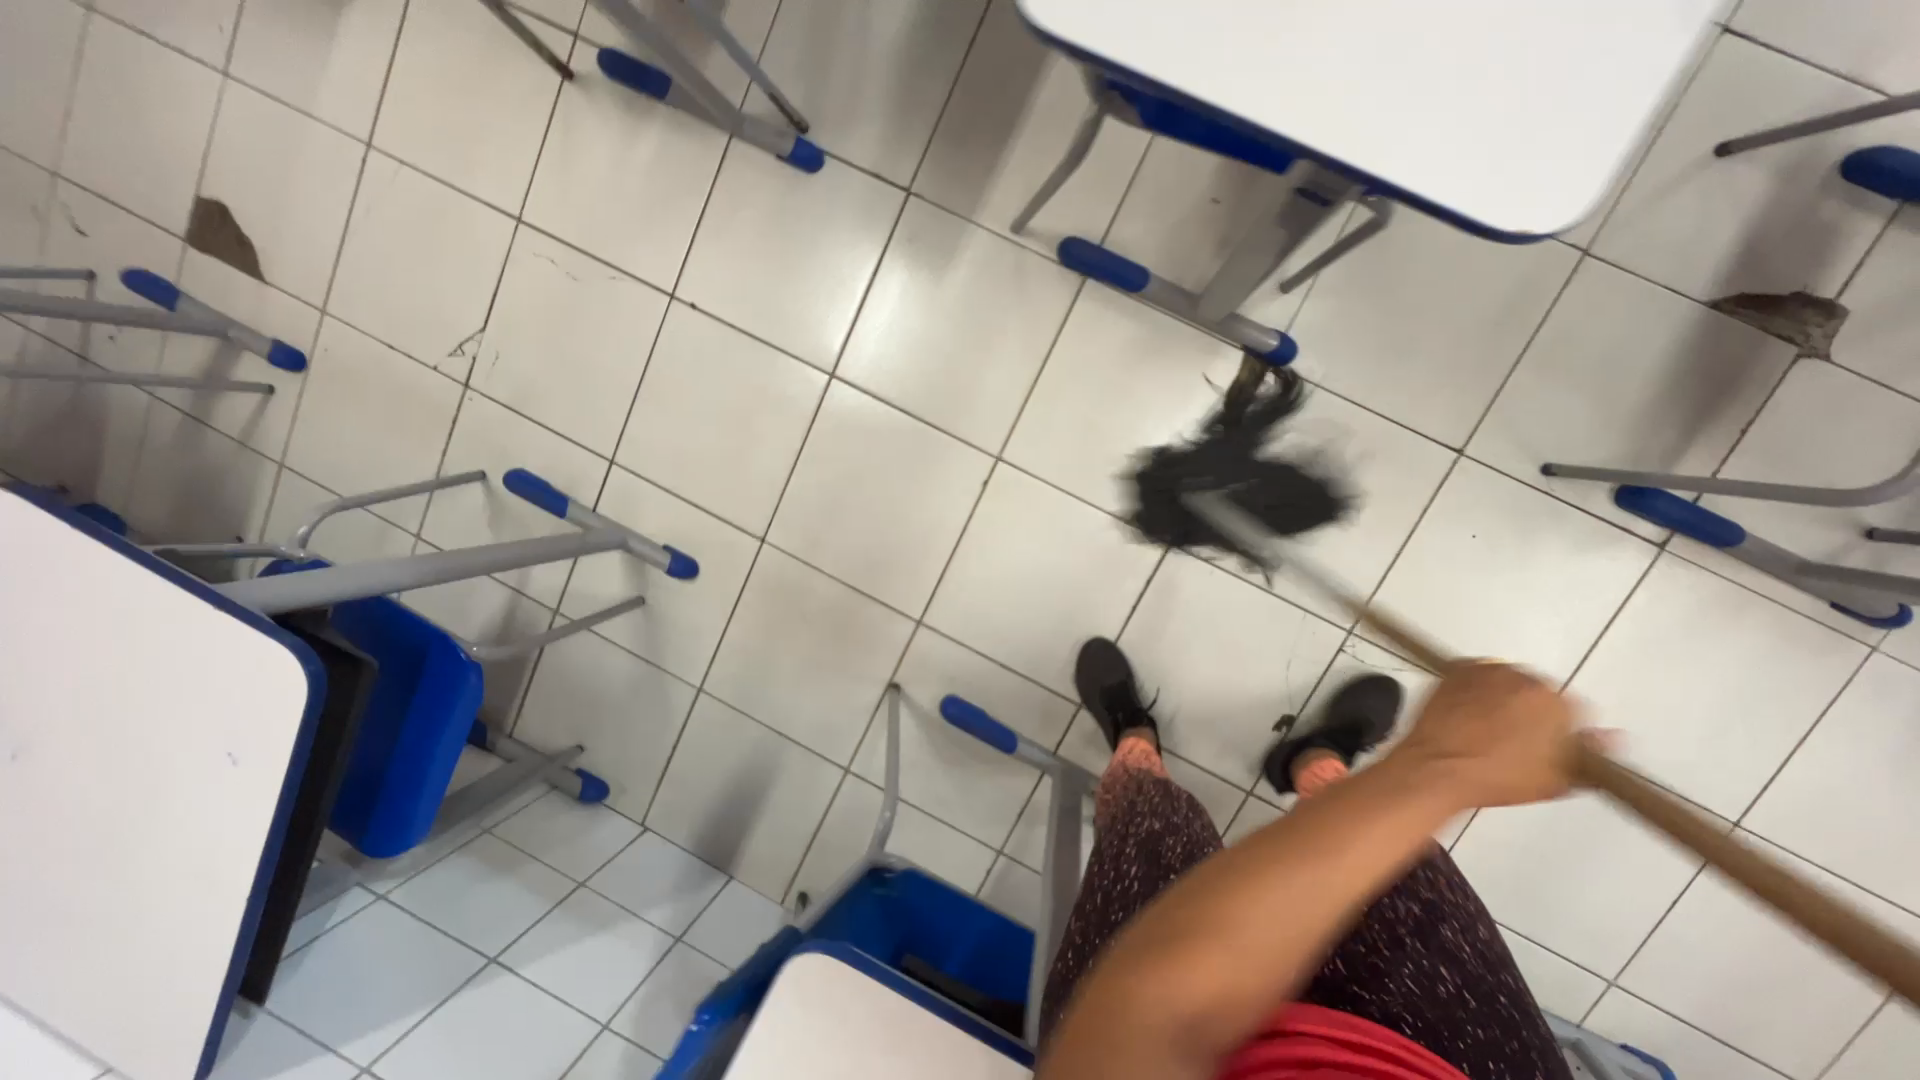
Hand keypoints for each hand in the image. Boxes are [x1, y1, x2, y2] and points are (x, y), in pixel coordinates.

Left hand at [1386, 662, 1583, 809]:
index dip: (1560, 731)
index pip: (1573, 710)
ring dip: (1502, 697)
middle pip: (1538, 692)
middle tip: (1512, 738)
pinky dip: (1475, 689)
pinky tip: (1468, 713)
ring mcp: (1486, 670)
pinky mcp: (1455, 669)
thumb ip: (1591, 755)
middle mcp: (1523, 677)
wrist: (1437, 768)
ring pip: (1506, 682)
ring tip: (1486, 728)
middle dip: (1530, 710)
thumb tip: (1615, 737)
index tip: (1543, 746)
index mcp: (1556, 701)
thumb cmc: (1497, 777)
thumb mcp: (1556, 779)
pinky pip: (1475, 676)